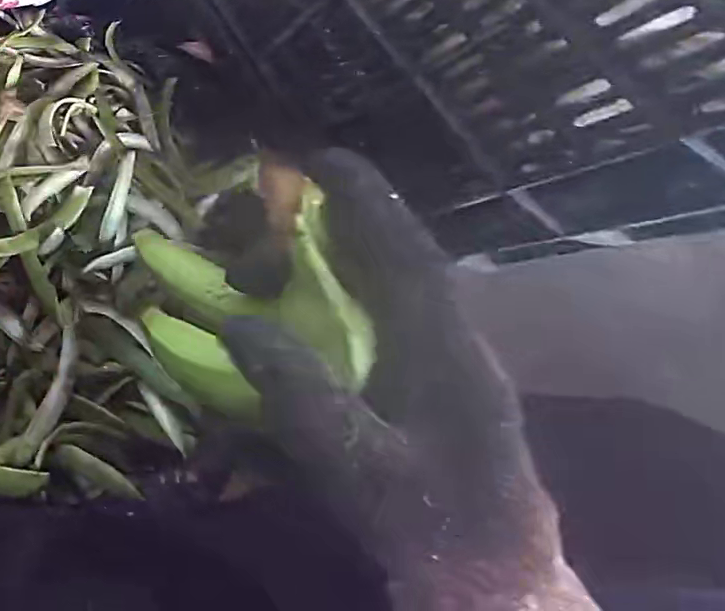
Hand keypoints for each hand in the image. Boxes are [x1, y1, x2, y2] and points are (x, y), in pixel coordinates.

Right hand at [219, 151, 597, 610]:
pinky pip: (356, 311)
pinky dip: (311, 294)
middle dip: (306, 239)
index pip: (406, 253)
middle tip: (242, 260)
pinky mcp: (409, 374)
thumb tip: (237, 325)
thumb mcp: (357, 467)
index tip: (318, 157)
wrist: (486, 586)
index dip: (364, 199)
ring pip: (364, 283)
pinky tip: (275, 310)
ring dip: (301, 269)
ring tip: (244, 286)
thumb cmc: (431, 526)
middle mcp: (439, 339)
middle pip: (376, 258)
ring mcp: (426, 356)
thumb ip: (300, 393)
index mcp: (444, 351)